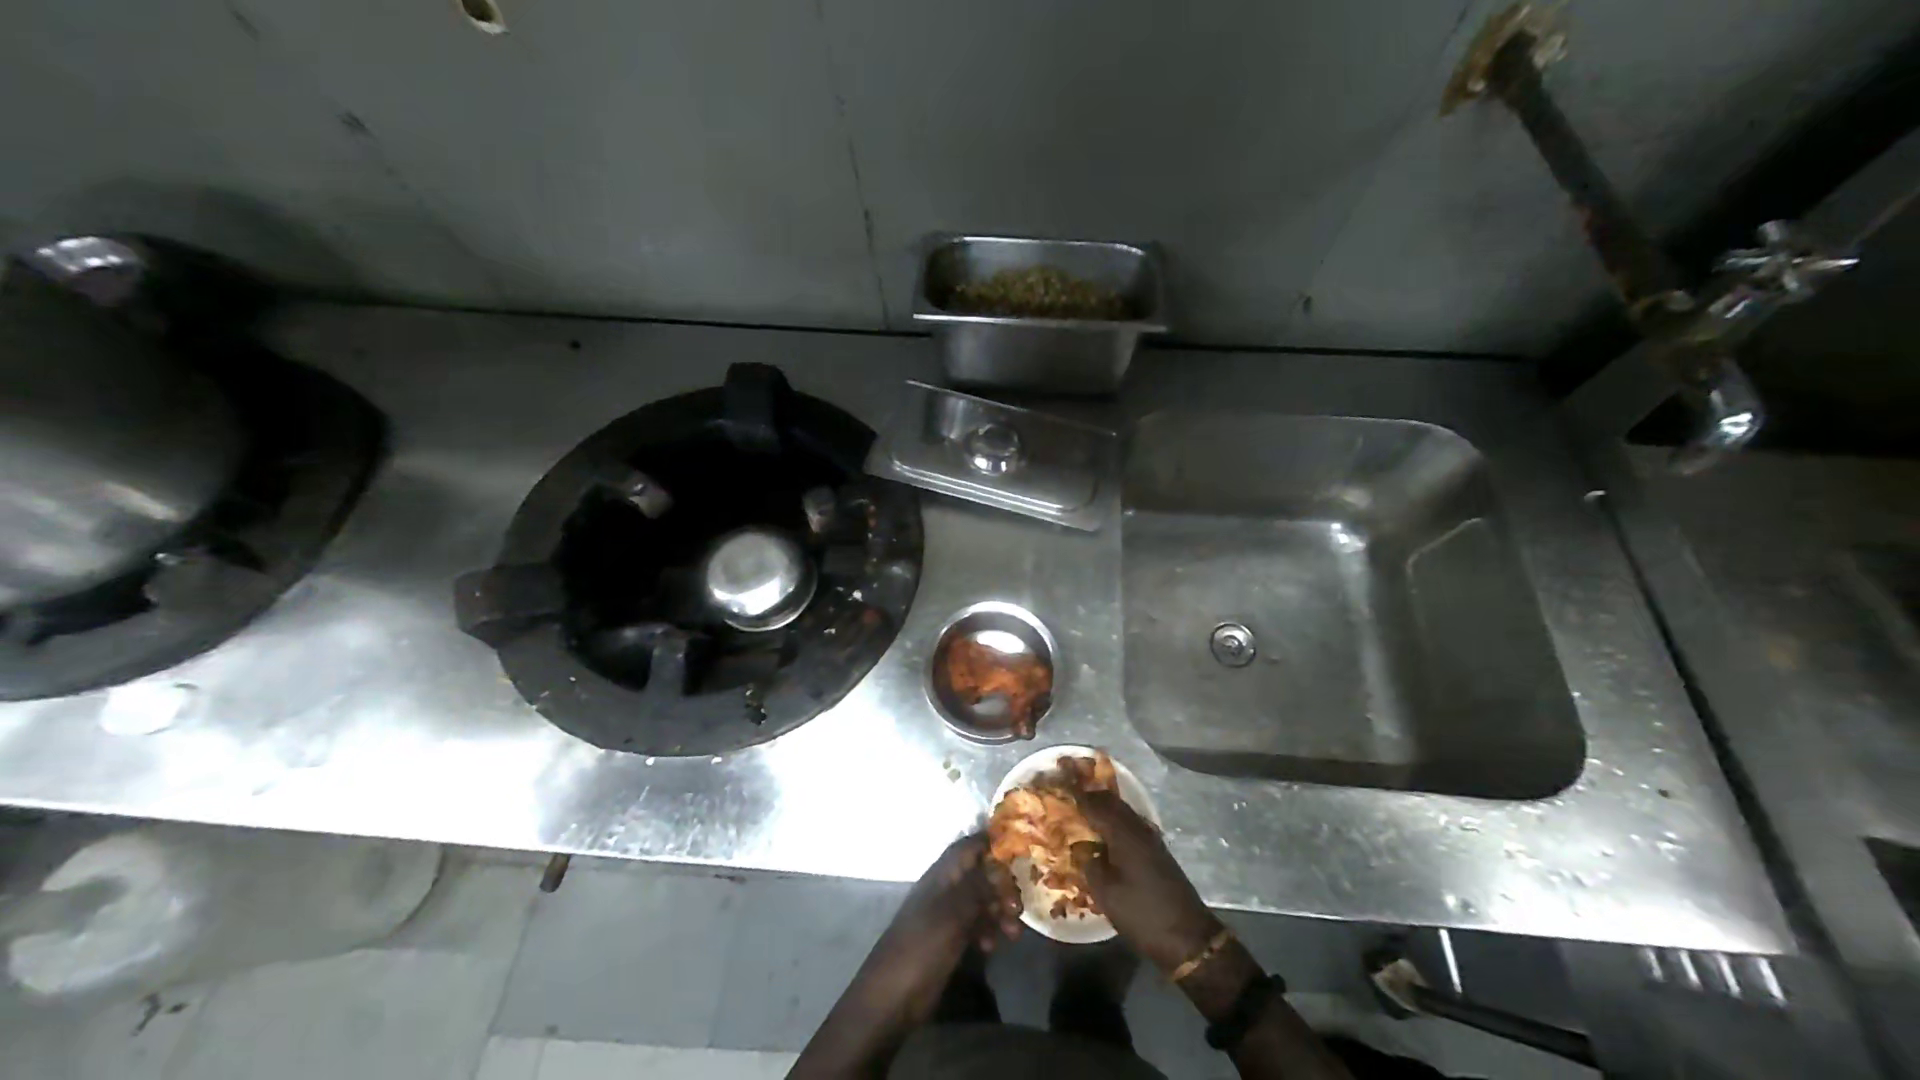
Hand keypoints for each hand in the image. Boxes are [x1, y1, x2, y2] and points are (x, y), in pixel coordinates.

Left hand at [861, 834, 1020, 1020]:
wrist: (893, 995)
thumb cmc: (922, 946)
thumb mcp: (953, 914)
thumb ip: (978, 887)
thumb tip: (1000, 865)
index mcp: (942, 875)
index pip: (969, 847)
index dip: (992, 844)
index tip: (1019, 853)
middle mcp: (946, 889)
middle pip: (981, 874)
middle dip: (1002, 886)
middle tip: (1018, 907)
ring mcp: (948, 915)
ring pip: (982, 901)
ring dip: (999, 912)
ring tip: (1013, 933)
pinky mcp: (950, 939)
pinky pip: (976, 925)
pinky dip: (988, 931)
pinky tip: (992, 947)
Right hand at [1073, 790, 1221, 973]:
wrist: (1188, 938)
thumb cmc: (1142, 914)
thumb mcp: (1105, 892)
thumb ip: (1089, 863)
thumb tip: (1080, 846)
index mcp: (1124, 833)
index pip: (1095, 804)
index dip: (1076, 793)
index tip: (1058, 784)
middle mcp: (1138, 828)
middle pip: (1111, 801)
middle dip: (1089, 794)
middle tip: (1068, 792)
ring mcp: (1150, 839)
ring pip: (1122, 811)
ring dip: (1102, 806)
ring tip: (1081, 808)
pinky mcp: (1156, 851)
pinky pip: (1129, 824)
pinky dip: (1113, 820)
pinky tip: (1103, 832)